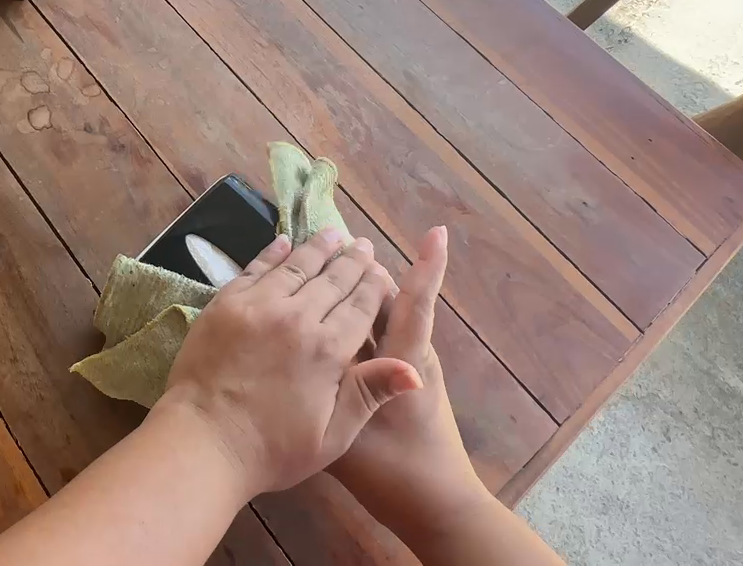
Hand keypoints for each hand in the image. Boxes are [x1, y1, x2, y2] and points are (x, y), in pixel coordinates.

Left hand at [154, 229, 422, 496]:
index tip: (381, 269)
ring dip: (317, 248)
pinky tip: (284, 241)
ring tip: (333, 233)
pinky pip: (256, 267)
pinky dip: (273, 252)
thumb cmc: (271, 448)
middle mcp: (296, 317)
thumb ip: (370, 394)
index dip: (372, 286)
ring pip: (296, 266)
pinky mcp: (227, 300)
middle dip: (351, 261)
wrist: (203, 438)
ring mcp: (258, 304)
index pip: (359, 307)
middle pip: (331, 281)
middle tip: (363, 244)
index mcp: (327, 350)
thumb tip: (415, 369)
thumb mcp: (331, 435)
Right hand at [328, 227, 496, 536]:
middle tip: (326, 240)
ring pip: (382, 314)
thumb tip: (305, 343)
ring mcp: (408, 364)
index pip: (417, 305)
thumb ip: (331, 387)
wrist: (437, 509)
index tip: (437, 233)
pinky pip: (377, 332)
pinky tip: (322, 309)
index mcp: (406, 363)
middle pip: (392, 299)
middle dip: (365, 267)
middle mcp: (412, 355)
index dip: (427, 268)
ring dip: (357, 288)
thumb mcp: (349, 435)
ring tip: (318, 264)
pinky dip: (354, 313)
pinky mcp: (399, 375)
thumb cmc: (394, 475)